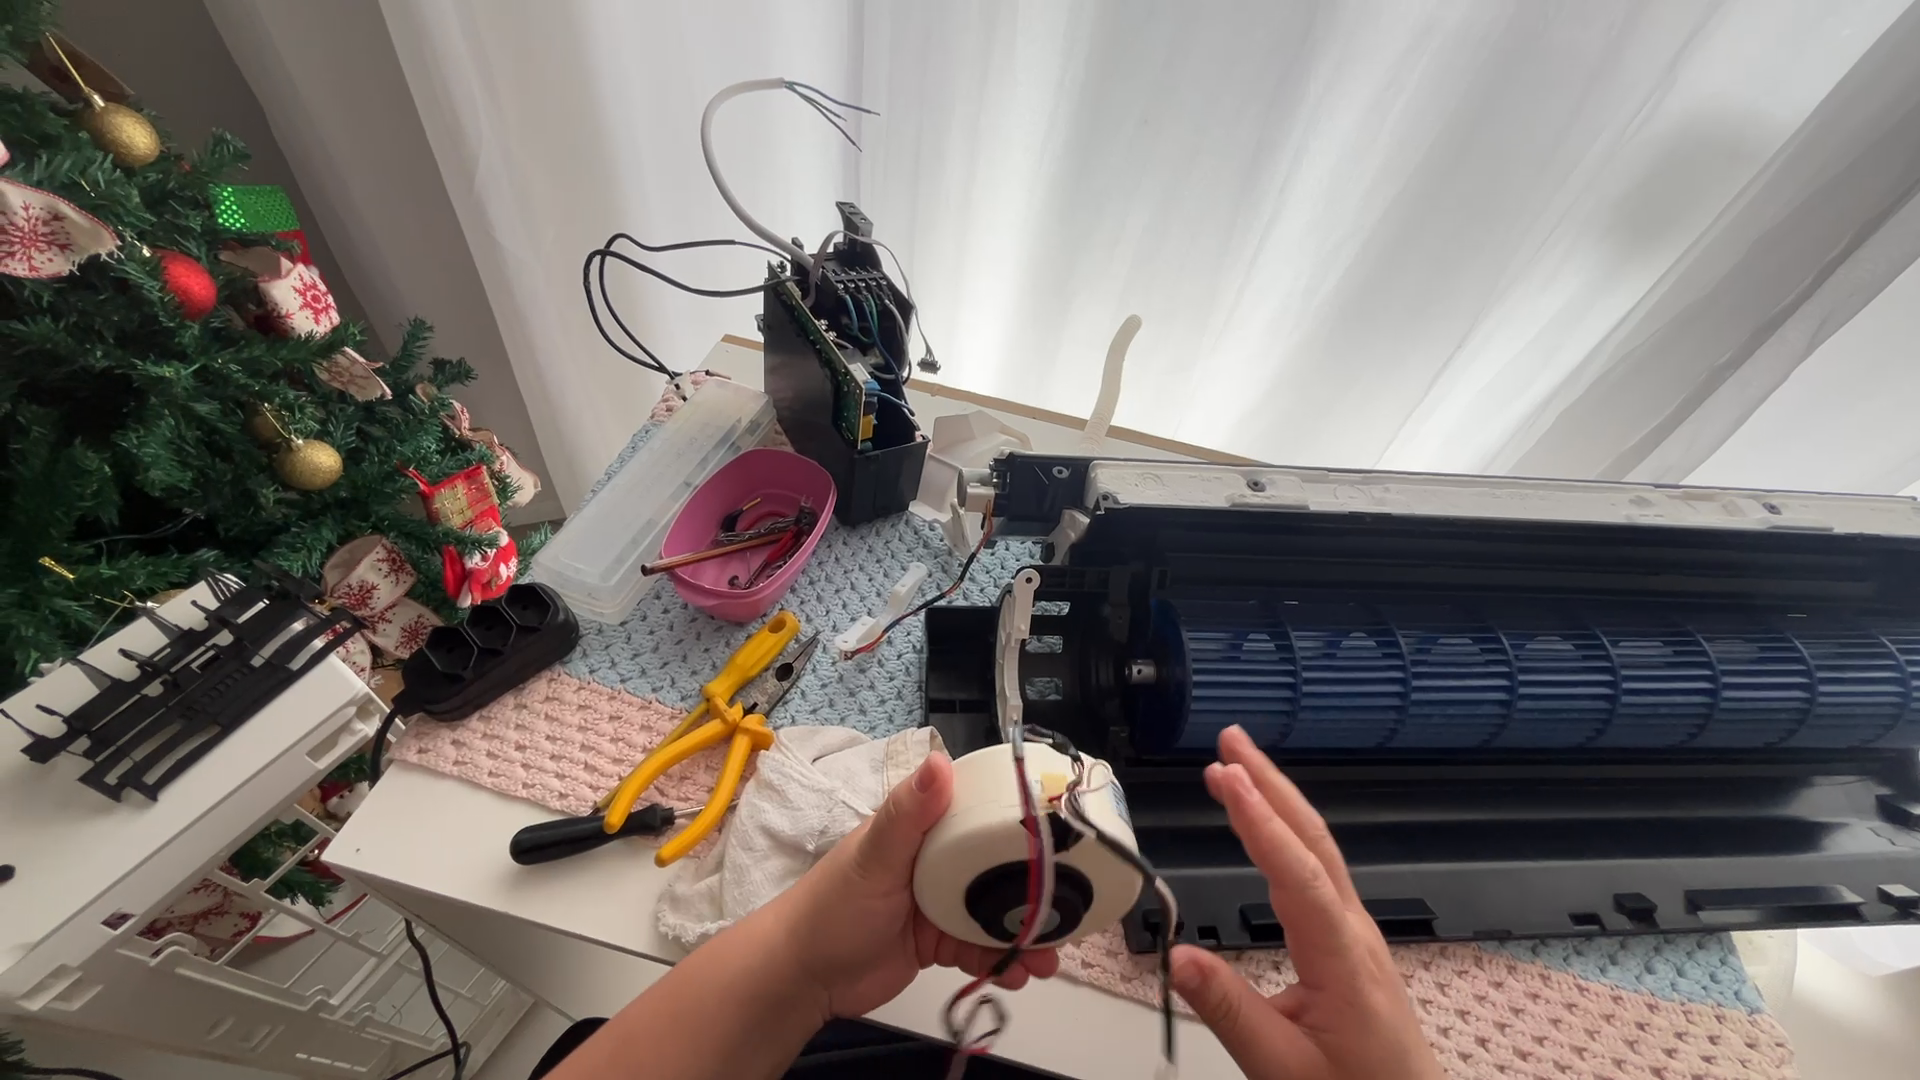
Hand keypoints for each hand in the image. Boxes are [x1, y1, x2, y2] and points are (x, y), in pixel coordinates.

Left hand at [760, 749, 1059, 1018]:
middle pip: (999, 865)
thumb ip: (908, 813)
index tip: (1064, 832)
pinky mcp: (939, 941)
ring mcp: (941, 901)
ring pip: (996, 911)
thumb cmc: (834, 905)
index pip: (981, 810)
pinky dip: (1003, 960)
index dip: (1022, 818)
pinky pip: (982, 947)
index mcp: (925, 826)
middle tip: (1069, 906)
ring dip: (1024, 931)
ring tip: (1048, 957)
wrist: (802, 977)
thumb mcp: (874, 855)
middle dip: (1034, 886)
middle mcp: (938, 858)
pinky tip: (1020, 973)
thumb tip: (940, 759)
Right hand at [1171, 726, 1443, 1079]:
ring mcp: (1352, 928)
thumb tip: (1176, 955)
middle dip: (1270, 782)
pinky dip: (1282, 825)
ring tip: (1236, 762)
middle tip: (1230, 740)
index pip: (1297, 875)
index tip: (1225, 775)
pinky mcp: (1345, 934)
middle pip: (1312, 838)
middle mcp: (1351, 929)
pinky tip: (1263, 818)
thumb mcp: (1283, 1071)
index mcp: (1341, 959)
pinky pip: (1314, 862)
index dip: (1258, 822)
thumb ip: (1229, 1011)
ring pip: (1316, 845)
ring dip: (1275, 796)